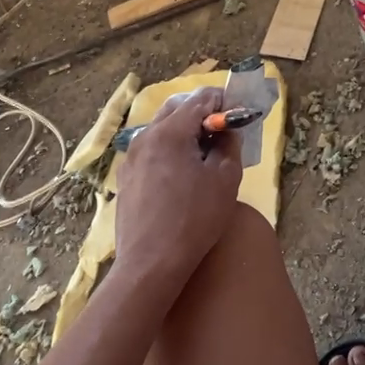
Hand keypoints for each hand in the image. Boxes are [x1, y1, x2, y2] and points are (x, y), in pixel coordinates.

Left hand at [114, 87, 241, 296]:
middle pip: (177, 108)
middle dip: (202, 113)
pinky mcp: (126, 177)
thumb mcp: (226, 178)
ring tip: (204, 156)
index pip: (201, 98)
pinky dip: (170, 149)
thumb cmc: (194, 219)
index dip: (224, 103)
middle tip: (222, 134)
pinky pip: (152, 149)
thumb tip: (227, 129)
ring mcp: (131, 158)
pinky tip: (183, 174)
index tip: (238, 118)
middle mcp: (145, 137)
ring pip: (162, 128)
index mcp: (170, 132)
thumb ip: (229, 144)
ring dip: (185, 131)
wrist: (150, 266)